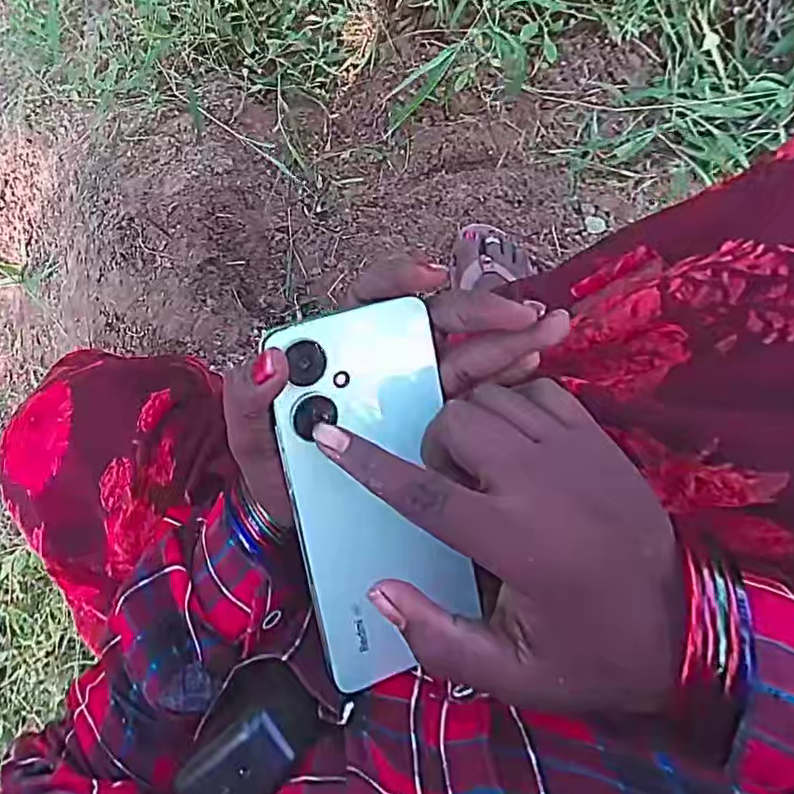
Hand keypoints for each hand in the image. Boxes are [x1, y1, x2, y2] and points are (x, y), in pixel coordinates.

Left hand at [220, 254, 573, 530]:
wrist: (295, 516)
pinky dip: (503, 381)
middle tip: (516, 315)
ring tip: (546, 332)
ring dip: (505, 341)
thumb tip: (272, 361)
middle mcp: (379, 362)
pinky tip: (532, 370)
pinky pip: (471, 399)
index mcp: (336, 349)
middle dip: (473, 312)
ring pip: (461, 356)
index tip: (429, 277)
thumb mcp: (249, 429)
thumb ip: (248, 395)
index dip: (397, 280)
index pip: (367, 300)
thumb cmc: (271, 462)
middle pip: (429, 323)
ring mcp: (409, 391)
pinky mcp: (432, 426)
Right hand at [312, 380, 681, 713]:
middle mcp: (543, 485)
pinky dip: (513, 405)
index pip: (423, 493)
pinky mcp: (598, 436)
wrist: (694, 627)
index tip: (326, 434)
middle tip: (454, 484)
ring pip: (489, 398)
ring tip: (488, 466)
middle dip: (436, 446)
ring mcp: (576, 452)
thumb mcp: (516, 675)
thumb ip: (440, 642)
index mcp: (518, 544)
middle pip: (454, 424)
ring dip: (471, 424)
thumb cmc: (594, 652)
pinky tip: (521, 442)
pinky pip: (534, 388)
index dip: (366, 463)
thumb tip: (381, 591)